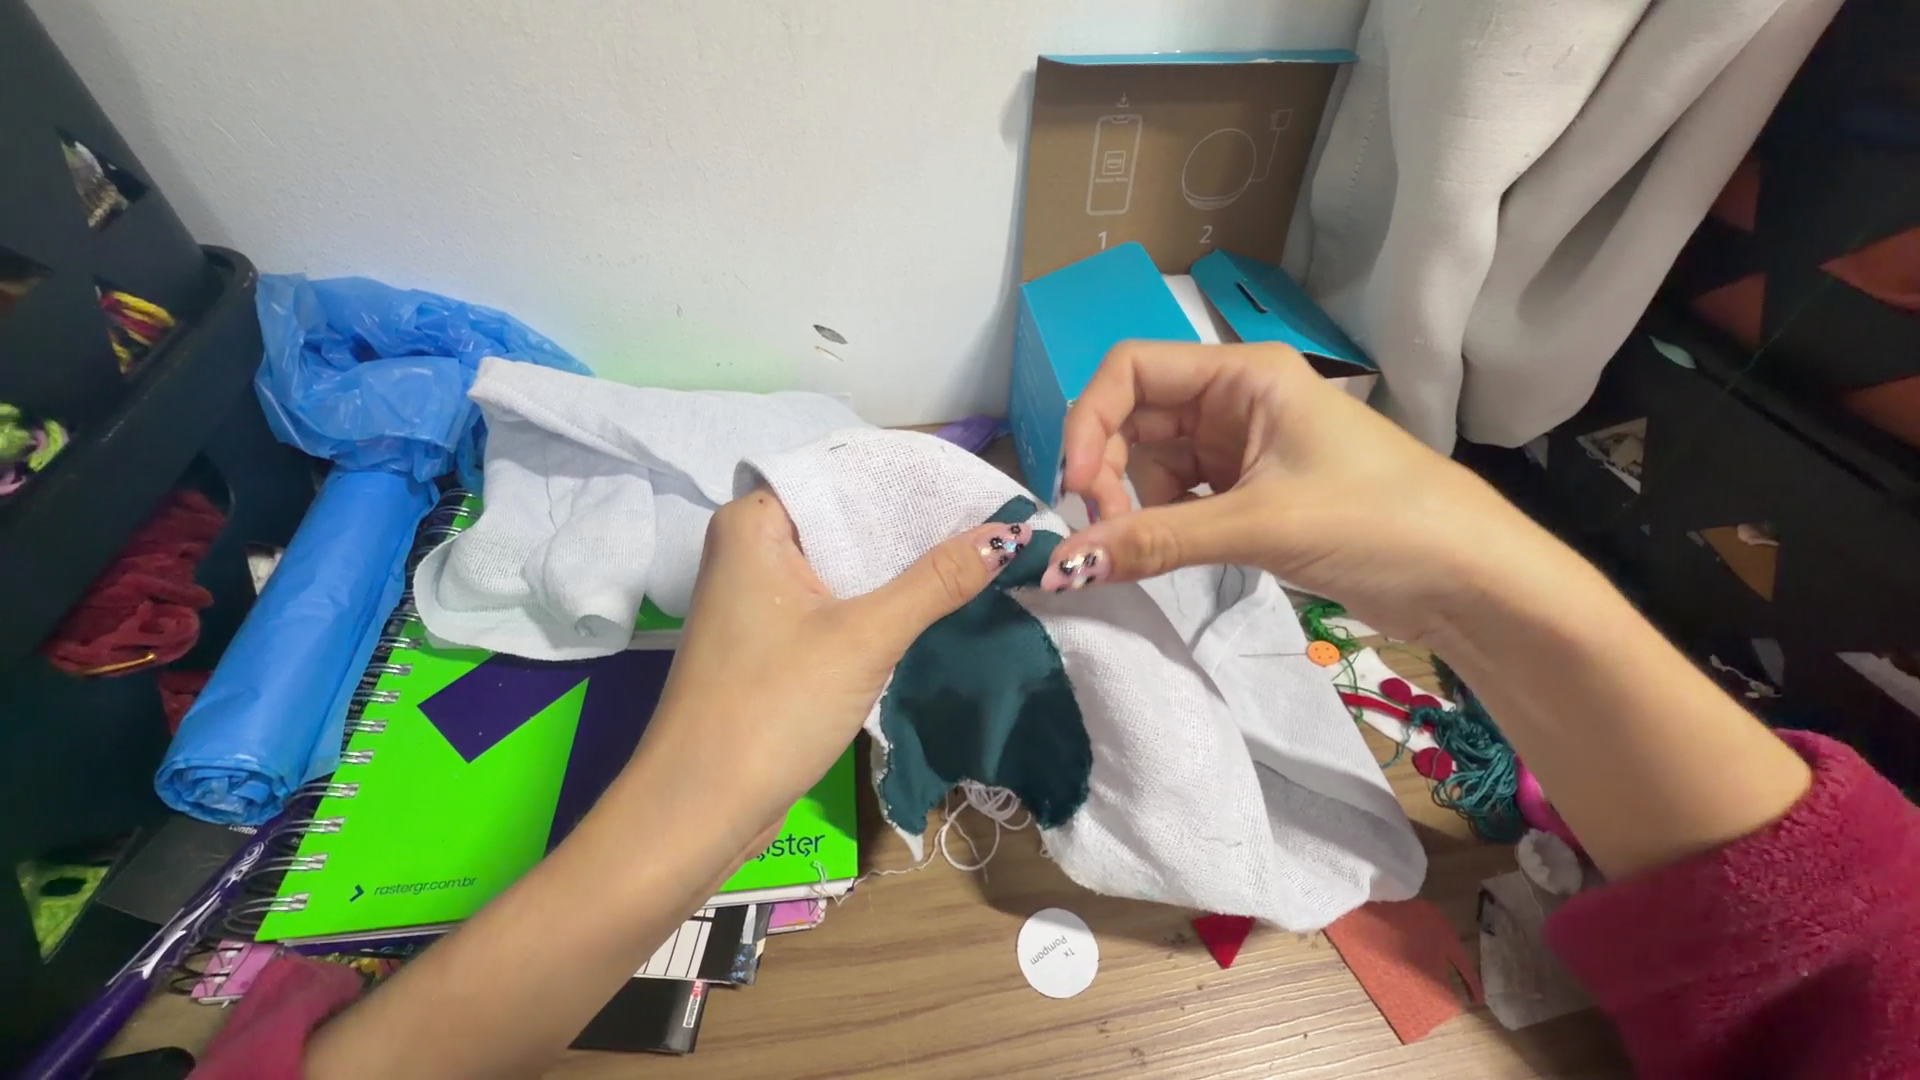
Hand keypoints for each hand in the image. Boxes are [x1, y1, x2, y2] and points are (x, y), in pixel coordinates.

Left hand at [637, 488, 1023, 848]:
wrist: (700, 810)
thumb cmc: (772, 708)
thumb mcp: (864, 637)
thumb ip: (937, 581)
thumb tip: (1008, 534)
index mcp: (755, 521)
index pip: (845, 473)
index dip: (913, 475)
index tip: (978, 480)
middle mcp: (752, 544)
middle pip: (847, 515)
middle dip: (916, 520)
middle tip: (991, 515)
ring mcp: (761, 591)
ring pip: (845, 558)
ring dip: (902, 560)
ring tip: (978, 545)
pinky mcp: (774, 632)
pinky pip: (837, 594)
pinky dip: (881, 594)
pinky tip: (934, 594)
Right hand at [1047, 341, 1563, 643]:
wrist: (1470, 581)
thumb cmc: (1378, 523)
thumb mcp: (1258, 525)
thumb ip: (1154, 542)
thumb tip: (1061, 569)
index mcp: (1242, 374)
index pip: (1130, 369)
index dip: (1088, 421)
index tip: (1076, 491)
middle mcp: (1234, 399)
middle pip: (1133, 416)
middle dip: (1106, 470)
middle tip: (1102, 533)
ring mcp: (1240, 446)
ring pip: (1151, 460)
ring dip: (1130, 500)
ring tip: (1137, 548)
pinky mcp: (1246, 490)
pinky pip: (1177, 495)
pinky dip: (1158, 521)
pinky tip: (1162, 550)